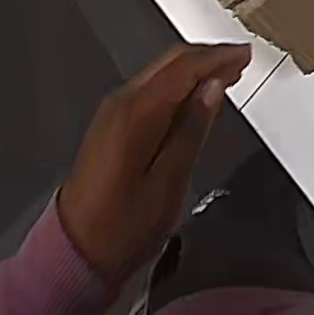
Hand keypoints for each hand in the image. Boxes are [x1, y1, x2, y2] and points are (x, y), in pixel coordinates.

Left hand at [57, 43, 252, 279]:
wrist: (70, 259)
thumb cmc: (120, 228)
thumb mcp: (169, 181)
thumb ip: (193, 127)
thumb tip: (213, 88)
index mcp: (137, 113)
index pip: (186, 66)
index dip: (220, 56)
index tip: (244, 55)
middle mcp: (121, 104)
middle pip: (172, 60)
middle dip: (209, 55)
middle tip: (240, 60)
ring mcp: (112, 112)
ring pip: (162, 69)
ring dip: (196, 67)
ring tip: (225, 74)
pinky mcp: (110, 123)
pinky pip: (152, 85)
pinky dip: (180, 80)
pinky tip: (195, 92)